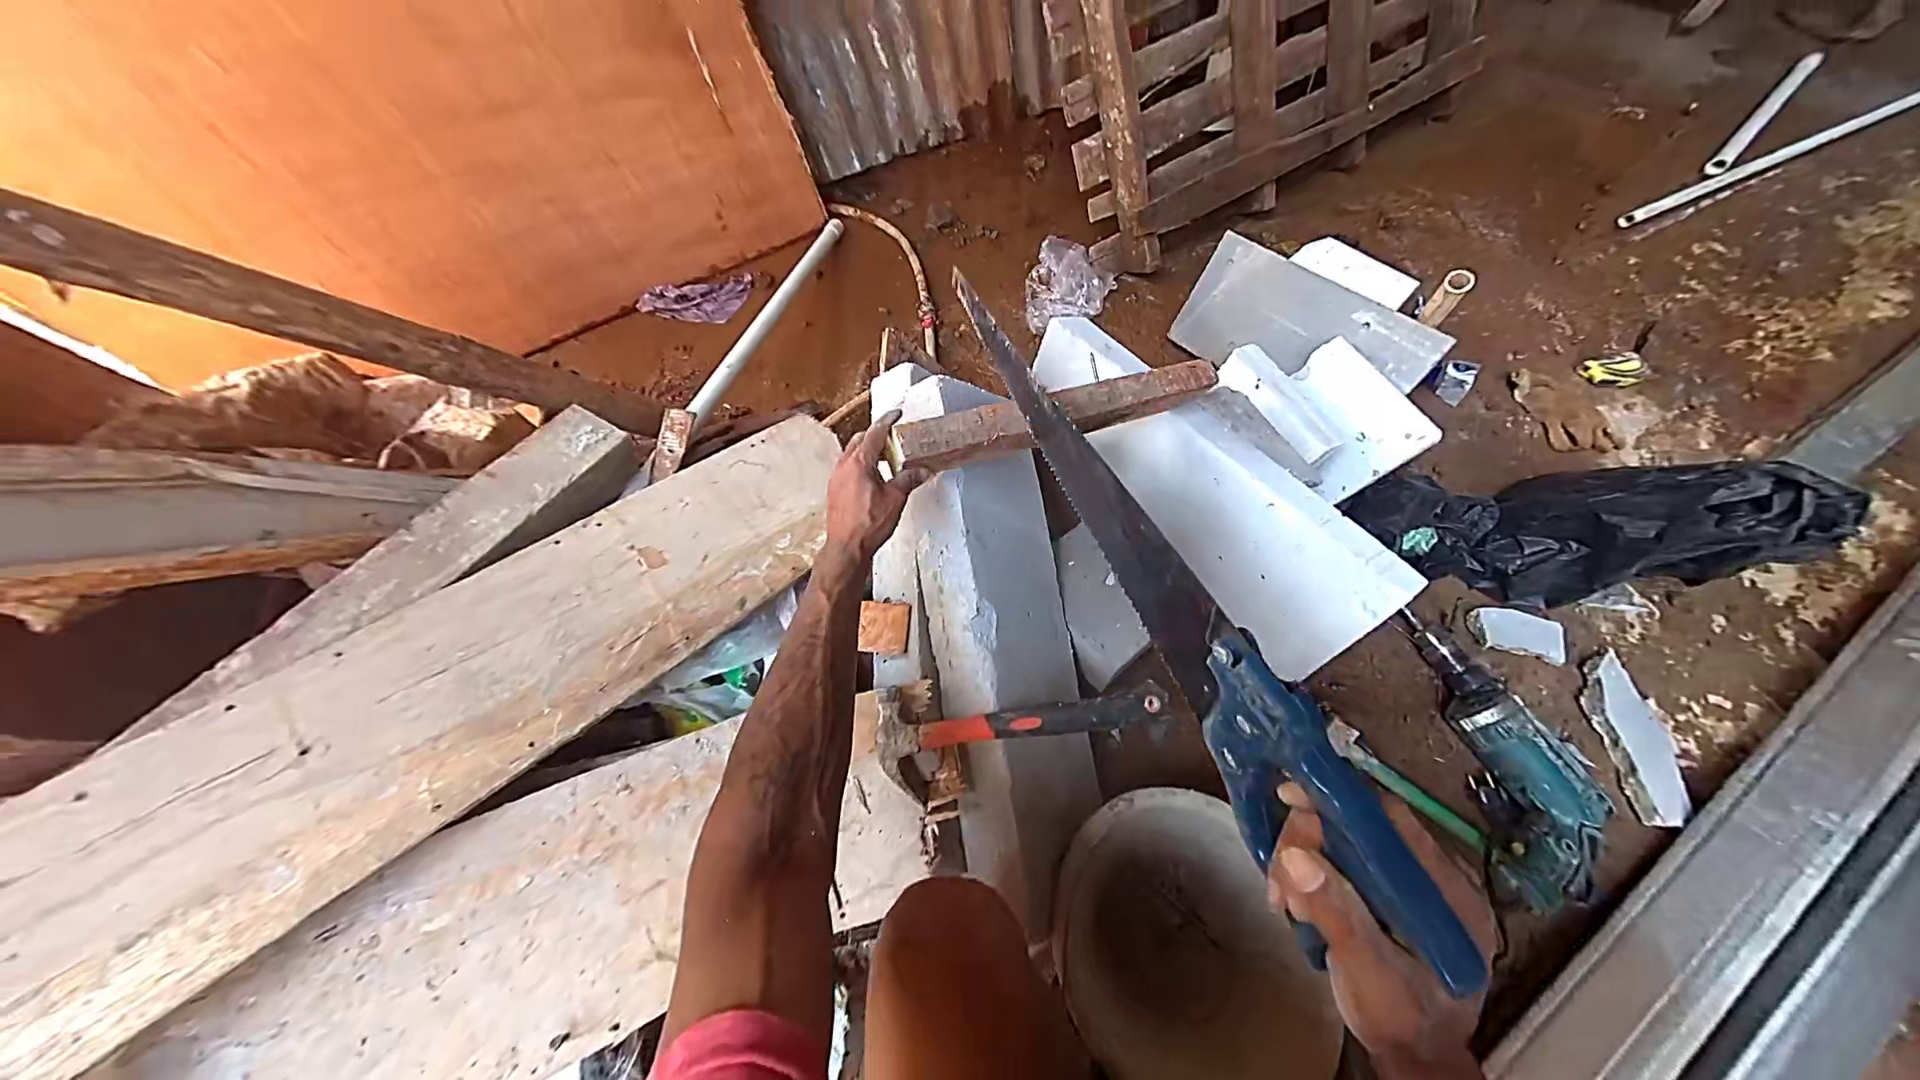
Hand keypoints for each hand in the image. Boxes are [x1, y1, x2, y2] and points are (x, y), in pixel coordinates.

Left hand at [824, 410, 929, 568]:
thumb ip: (908, 480)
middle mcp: (843, 466)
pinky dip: (859, 465)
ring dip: (867, 451)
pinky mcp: (834, 490)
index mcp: (859, 463)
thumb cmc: (868, 525)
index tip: (895, 414)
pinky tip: (871, 477)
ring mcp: (836, 478)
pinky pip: (846, 468)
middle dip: (876, 435)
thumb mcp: (895, 499)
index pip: (875, 433)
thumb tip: (922, 471)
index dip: (887, 421)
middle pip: (860, 440)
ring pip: (851, 453)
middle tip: (892, 438)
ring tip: (884, 458)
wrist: (846, 548)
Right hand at [1268, 782, 1495, 1079]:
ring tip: (1281, 898)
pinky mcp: (1376, 890)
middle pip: (1354, 826)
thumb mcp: (1369, 971)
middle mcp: (1428, 876)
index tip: (1290, 796)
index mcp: (1447, 891)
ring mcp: (1400, 882)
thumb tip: (1296, 856)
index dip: (1337, 801)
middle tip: (1279, 874)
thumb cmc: (1399, 1020)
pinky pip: (1332, 859)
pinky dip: (1302, 872)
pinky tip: (1289, 896)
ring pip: (1335, 840)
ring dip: (1296, 859)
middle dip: (1306, 840)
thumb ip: (1337, 914)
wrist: (1411, 1057)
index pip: (1390, 820)